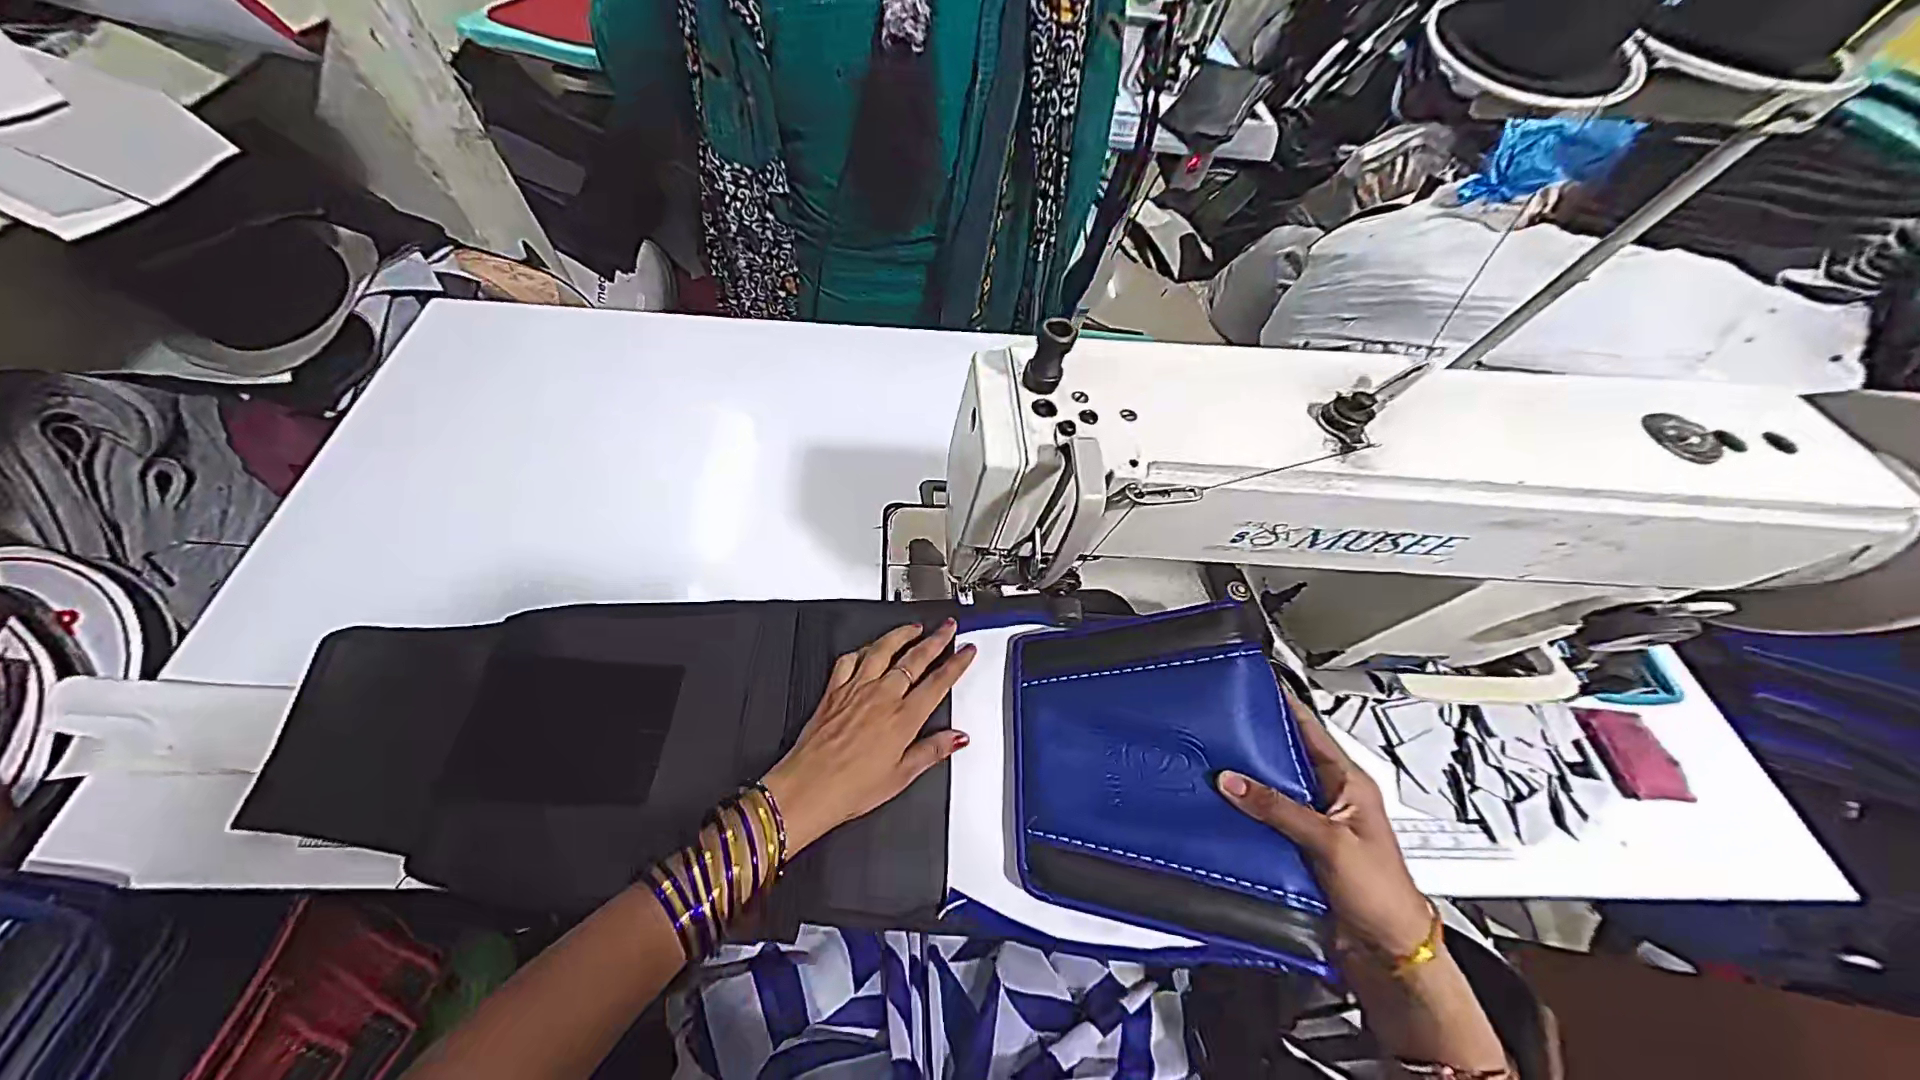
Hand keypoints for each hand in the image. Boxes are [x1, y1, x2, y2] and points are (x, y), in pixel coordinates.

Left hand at [761, 620, 977, 853]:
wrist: (808, 788)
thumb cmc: (850, 787)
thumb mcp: (901, 776)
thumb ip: (932, 751)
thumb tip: (956, 738)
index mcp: (903, 718)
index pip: (938, 682)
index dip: (956, 663)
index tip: (966, 651)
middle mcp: (881, 697)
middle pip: (915, 658)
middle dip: (937, 639)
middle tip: (948, 627)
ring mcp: (856, 690)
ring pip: (883, 650)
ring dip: (902, 635)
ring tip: (914, 627)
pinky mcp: (834, 691)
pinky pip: (849, 660)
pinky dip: (863, 650)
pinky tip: (868, 648)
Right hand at [1216, 687, 1433, 960]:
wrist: (1388, 952)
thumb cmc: (1384, 896)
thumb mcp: (1329, 841)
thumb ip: (1278, 808)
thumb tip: (1233, 780)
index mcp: (1349, 783)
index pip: (1310, 729)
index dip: (1283, 705)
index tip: (1256, 684)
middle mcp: (1329, 796)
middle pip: (1284, 757)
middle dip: (1254, 743)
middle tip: (1221, 726)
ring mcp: (1312, 820)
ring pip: (1271, 788)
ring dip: (1247, 782)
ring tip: (1215, 764)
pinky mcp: (1297, 844)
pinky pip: (1264, 818)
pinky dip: (1245, 812)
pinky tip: (1224, 807)